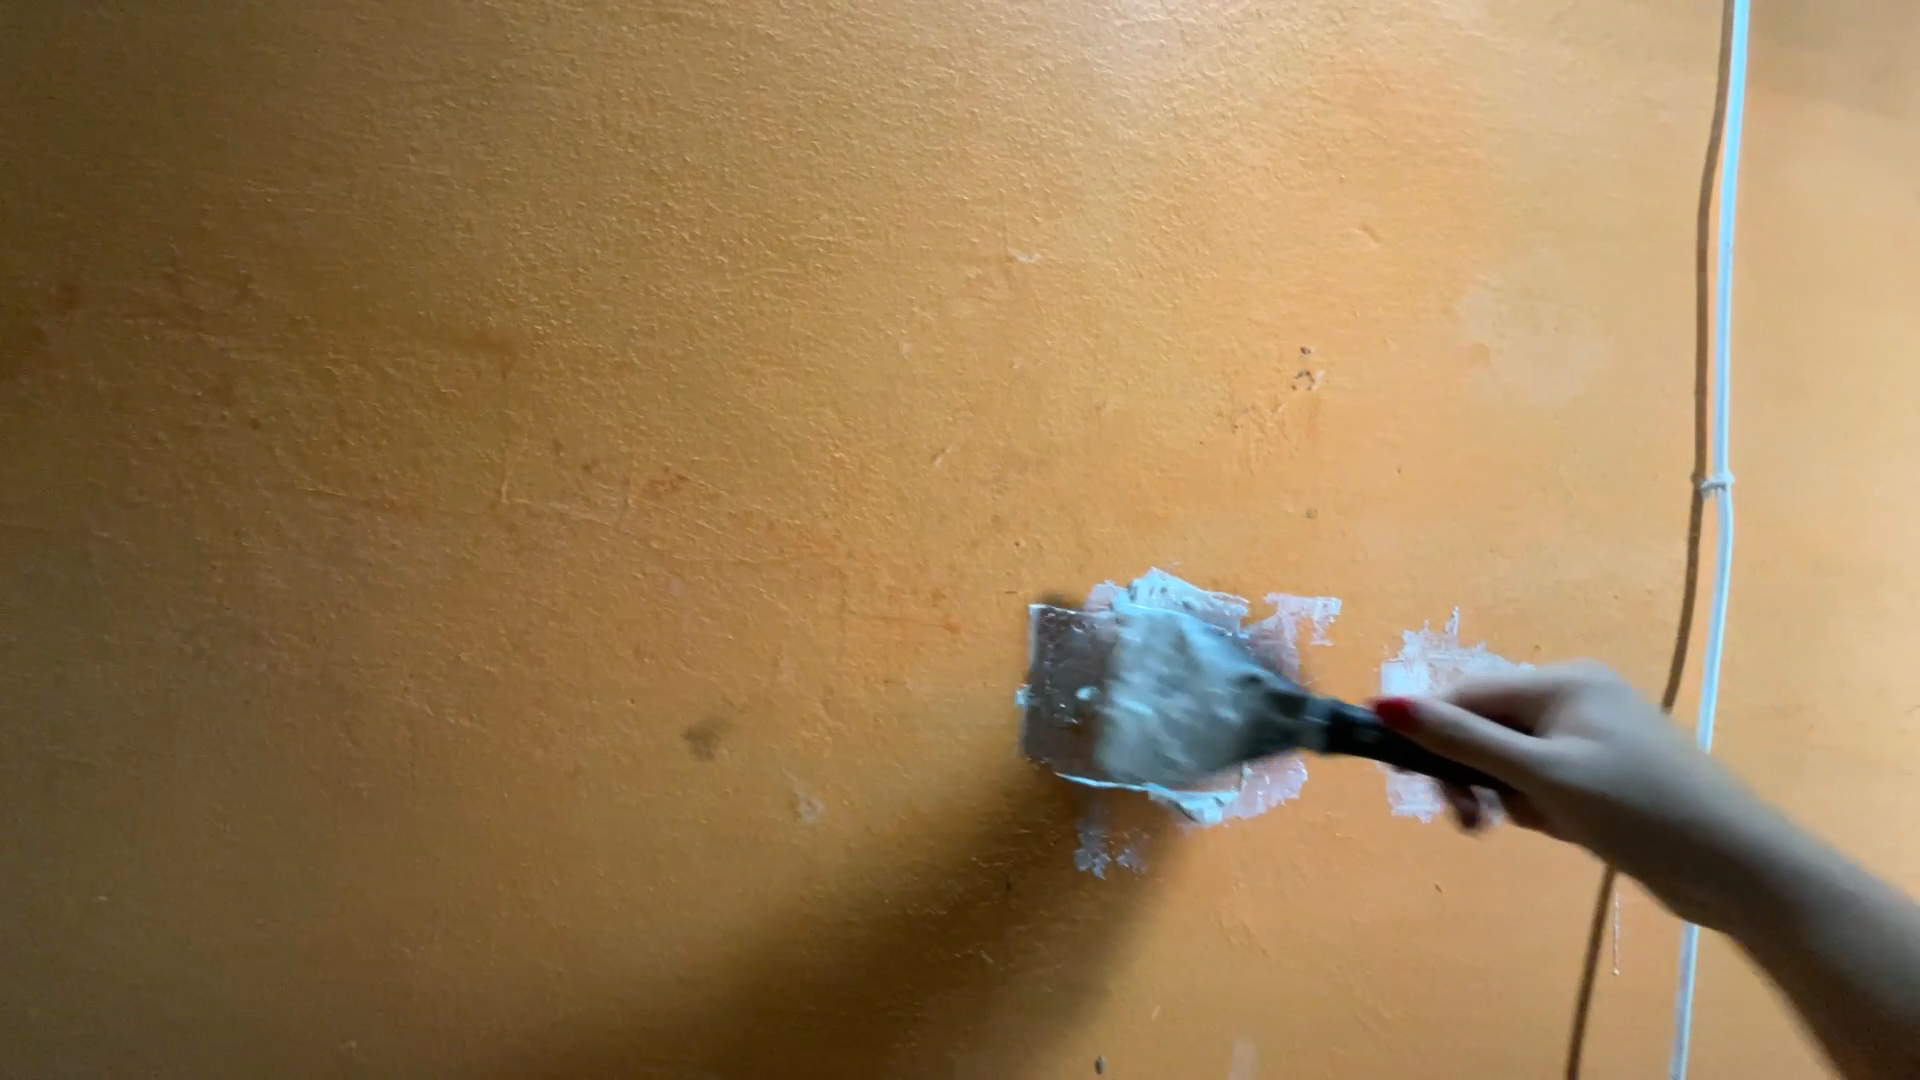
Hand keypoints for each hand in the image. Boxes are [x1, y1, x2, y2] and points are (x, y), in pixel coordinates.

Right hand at [1374, 662, 1785, 930]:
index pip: (1465, 697)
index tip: (1407, 779)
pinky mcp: (1601, 766)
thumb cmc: (1639, 812)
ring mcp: (1589, 731)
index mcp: (1560, 681)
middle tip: (1468, 821)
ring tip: (1518, 827)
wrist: (1750, 878)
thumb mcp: (1540, 775)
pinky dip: (1531, 801)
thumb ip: (1458, 739)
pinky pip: (1536, 774)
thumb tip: (1380, 703)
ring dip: (1501, 793)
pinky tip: (1554, 826)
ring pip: (1506, 755)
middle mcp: (1572, 695)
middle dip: (1471, 773)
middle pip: (1483, 726)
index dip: (1429, 733)